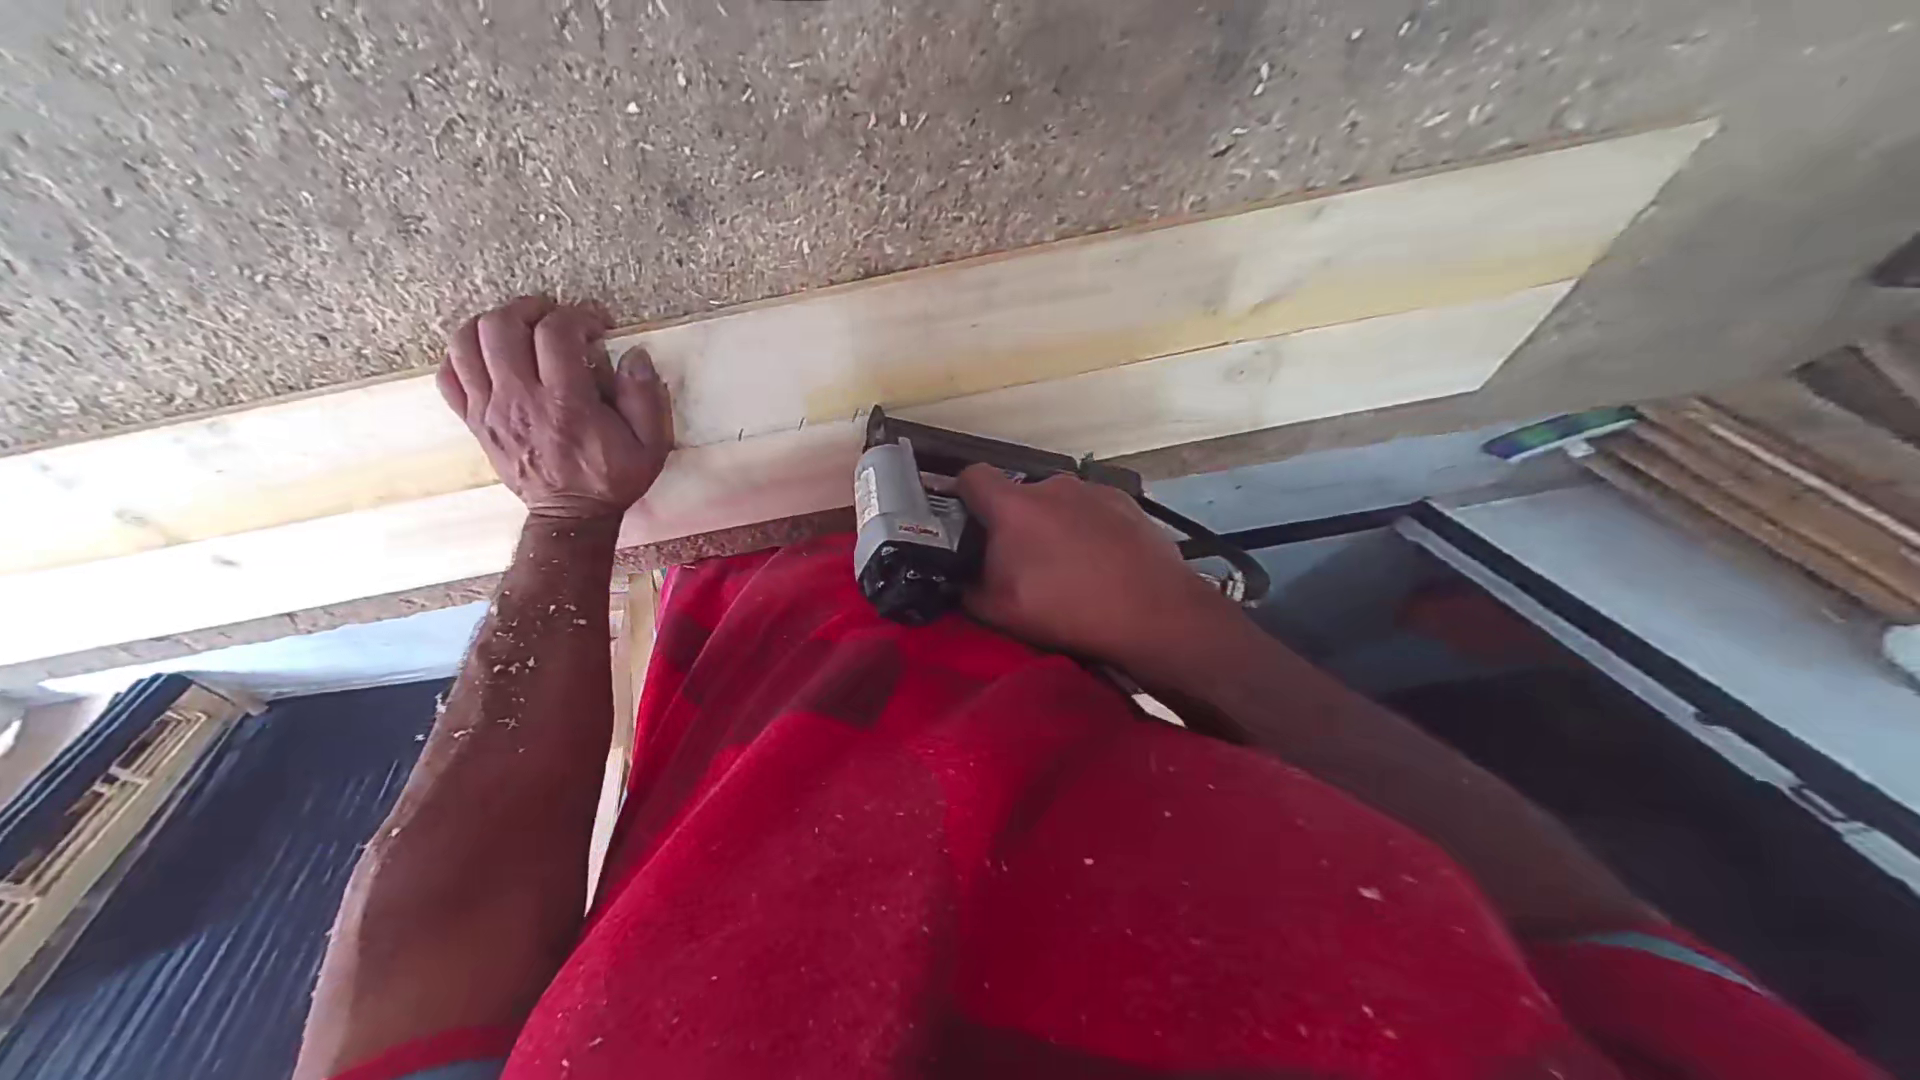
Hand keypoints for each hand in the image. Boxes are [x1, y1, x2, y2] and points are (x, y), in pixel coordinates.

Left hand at [438, 296, 673, 521]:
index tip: (597, 324)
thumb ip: (645, 396)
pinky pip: (449, 374)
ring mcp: (490, 410)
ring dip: (492, 323)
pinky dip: (464, 354)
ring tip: (520, 328)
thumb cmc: (613, 479)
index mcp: (566, 403)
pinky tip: (490, 356)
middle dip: (531, 309)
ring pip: (465, 341)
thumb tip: (635, 356)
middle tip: (555, 316)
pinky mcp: (474, 422)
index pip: (557, 332)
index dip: (578, 315)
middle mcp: (520, 400)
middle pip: (502, 325)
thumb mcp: (650, 443)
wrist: (572, 516)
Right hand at [955, 466, 1244, 683]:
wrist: (1154, 613)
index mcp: (1014, 505)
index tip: (966, 521)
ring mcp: (1094, 490)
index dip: (962, 494)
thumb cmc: (1068, 610)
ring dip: (1053, 525)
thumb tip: (960, 579)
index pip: (971, 476)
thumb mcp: (999, 612)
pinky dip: (1088, 528)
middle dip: (1013, 523)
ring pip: (1058, 503)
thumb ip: (967, 588)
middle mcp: (1053, 485)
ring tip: (1070, 567)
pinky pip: (1092, 510)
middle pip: (1017, 496)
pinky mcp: (1127, 502)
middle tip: (1023, 563)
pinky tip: (1103, 561)